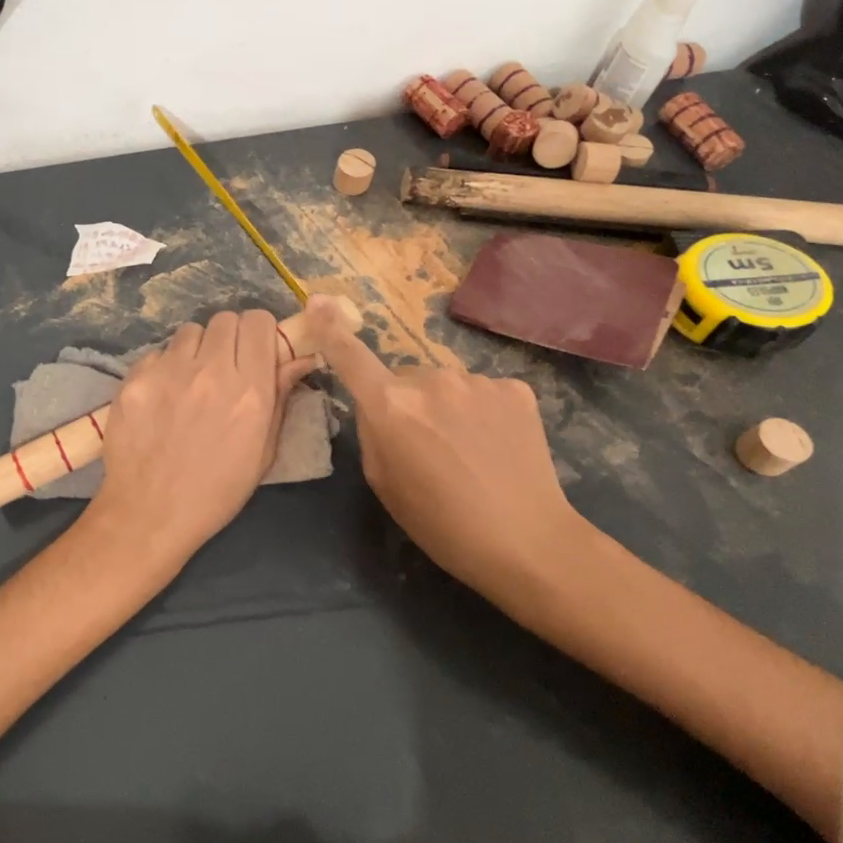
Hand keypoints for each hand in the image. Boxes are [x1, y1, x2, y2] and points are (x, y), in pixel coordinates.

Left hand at [88, 309, 316, 563]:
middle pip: (225, 319)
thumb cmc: (217, 491)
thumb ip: (279, 398)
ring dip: (195, 349)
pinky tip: (161, 397)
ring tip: (190, 380)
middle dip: (229, 337)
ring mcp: (167, 372)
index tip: (256, 350)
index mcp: (249, 390)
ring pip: (189, 331)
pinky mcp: (134, 379)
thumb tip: (297, 358)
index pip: (259, 322)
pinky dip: (163, 367)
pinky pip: (156, 353)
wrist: (150, 513)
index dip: (260, 333)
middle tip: (224, 365)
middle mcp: (210, 372)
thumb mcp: (263, 451)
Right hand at [309, 302, 588, 597]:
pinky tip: (495, 447)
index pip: (350, 357)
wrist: (525, 541)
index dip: (330, 328)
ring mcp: (477, 381)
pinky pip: (482, 393)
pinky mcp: (515, 389)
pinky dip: (482, 413)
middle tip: (426, 450)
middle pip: (404, 380)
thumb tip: (376, 405)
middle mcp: (430, 381)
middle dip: (407, 403)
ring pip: (445, 386)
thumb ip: (372, 432)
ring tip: (467, 454)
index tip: (317, 301)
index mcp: (389, 406)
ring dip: (446, 408)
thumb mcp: (383, 481)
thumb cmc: (439, 522)